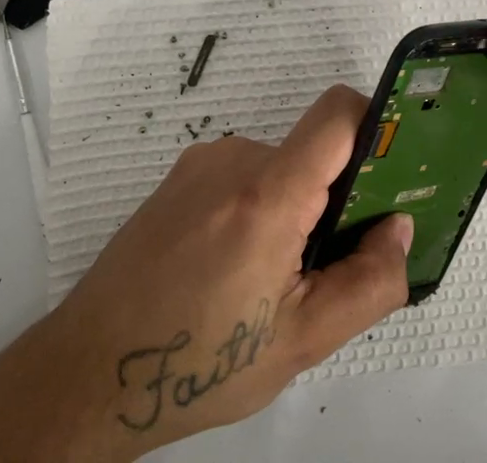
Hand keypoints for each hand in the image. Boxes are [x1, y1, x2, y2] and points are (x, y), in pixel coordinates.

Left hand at [0, 86, 411, 461]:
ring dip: (293, 213)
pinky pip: (241, 179)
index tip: (392, 175)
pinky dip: (258, 212)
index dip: (377, 127)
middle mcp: (231, 160)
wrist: (89, 371)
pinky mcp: (175, 182)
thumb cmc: (199, 362)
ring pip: (278, 171)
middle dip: (333, 202)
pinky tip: (232, 275)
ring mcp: (197, 167)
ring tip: (268, 285)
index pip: (337, 115)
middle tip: (320, 272)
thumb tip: (397, 227)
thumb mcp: (303, 340)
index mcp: (265, 194)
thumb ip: (370, 282)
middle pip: (312, 154)